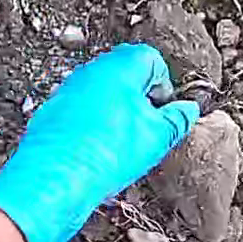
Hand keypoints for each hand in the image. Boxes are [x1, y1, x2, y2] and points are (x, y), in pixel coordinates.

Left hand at [0, 44, 198, 241]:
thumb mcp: (157, 138)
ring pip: (105, 97)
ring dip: (119, 118)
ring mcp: (68, 91)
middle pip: (127, 77)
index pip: (154, 61)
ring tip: (124, 149)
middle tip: (149, 133)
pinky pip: (84, 114)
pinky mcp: (53, 113)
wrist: (54, 180)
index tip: (167, 114)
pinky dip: (96, 129)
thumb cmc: (104, 154)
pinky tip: (101, 155)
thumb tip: (189, 110)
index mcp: (120, 67)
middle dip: (142, 103)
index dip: (165, 89)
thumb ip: (178, 119)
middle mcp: (91, 71)